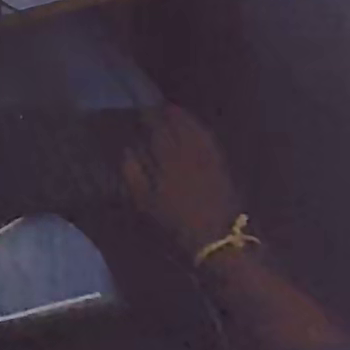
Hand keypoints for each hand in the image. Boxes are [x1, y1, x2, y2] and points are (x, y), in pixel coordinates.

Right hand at [125, 105, 245, 255]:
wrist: (220, 243)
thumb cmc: (176, 224)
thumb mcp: (144, 202)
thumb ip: (133, 173)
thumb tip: (127, 151)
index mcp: (168, 158)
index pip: (158, 128)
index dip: (149, 116)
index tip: (140, 109)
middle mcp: (189, 152)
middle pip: (179, 125)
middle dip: (168, 113)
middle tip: (157, 106)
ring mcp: (209, 159)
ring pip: (197, 131)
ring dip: (187, 119)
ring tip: (176, 111)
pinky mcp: (222, 169)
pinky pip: (211, 142)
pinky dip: (203, 131)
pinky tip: (199, 130)